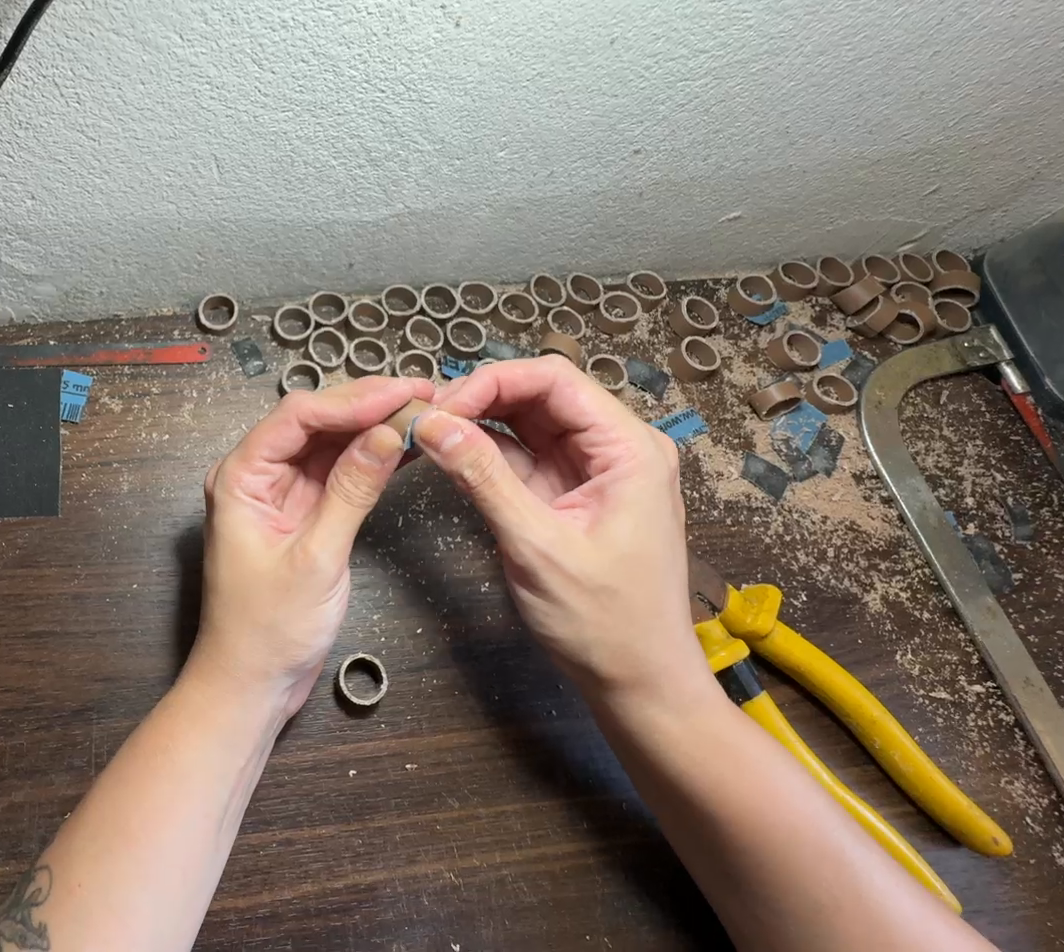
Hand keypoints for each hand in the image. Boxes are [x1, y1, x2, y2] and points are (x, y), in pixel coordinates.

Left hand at [193, 376, 433, 721]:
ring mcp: (279, 493)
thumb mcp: (315, 557)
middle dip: (367, 406)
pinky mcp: (301, 513)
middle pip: (314, 422)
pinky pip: (337, 474)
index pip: (297, 416)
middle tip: (422, 394)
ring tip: (422, 412)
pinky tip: (404, 448)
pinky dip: (369, 460)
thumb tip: (388, 434)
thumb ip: (351, 491)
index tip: (401, 392)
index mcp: (240, 477)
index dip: (352, 399)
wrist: (251, 682)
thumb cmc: (266, 629)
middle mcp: (256, 476)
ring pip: (329, 444)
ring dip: (373, 428)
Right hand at [410, 358, 707, 704]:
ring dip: (477, 423)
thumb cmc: (605, 621)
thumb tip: (433, 424)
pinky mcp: (566, 492)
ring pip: (525, 422)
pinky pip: (521, 456)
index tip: (441, 408)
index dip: (492, 381)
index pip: (554, 380)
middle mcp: (613, 447)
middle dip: (479, 399)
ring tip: (429, 433)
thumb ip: (483, 478)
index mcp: (627, 448)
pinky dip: (483, 454)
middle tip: (426, 421)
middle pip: (538, 395)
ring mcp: (589, 470)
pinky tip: (450, 456)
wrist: (637, 683)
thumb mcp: (537, 546)